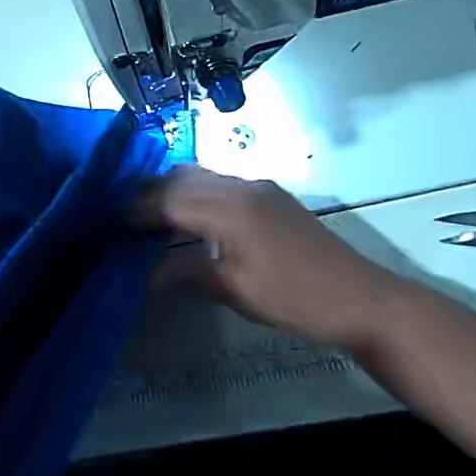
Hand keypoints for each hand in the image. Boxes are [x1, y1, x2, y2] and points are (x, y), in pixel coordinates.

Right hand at [144, 167, 413, 349]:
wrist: (363, 299)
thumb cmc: (297, 300)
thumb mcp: (237, 291)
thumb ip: (188, 272)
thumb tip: (147, 274)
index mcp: (230, 211)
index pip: (170, 200)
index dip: (138, 208)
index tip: (111, 219)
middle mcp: (241, 188)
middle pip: (181, 179)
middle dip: (149, 192)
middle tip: (122, 213)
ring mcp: (258, 187)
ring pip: (201, 175)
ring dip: (171, 187)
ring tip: (148, 210)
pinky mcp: (270, 195)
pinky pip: (220, 181)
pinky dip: (194, 190)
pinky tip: (188, 211)